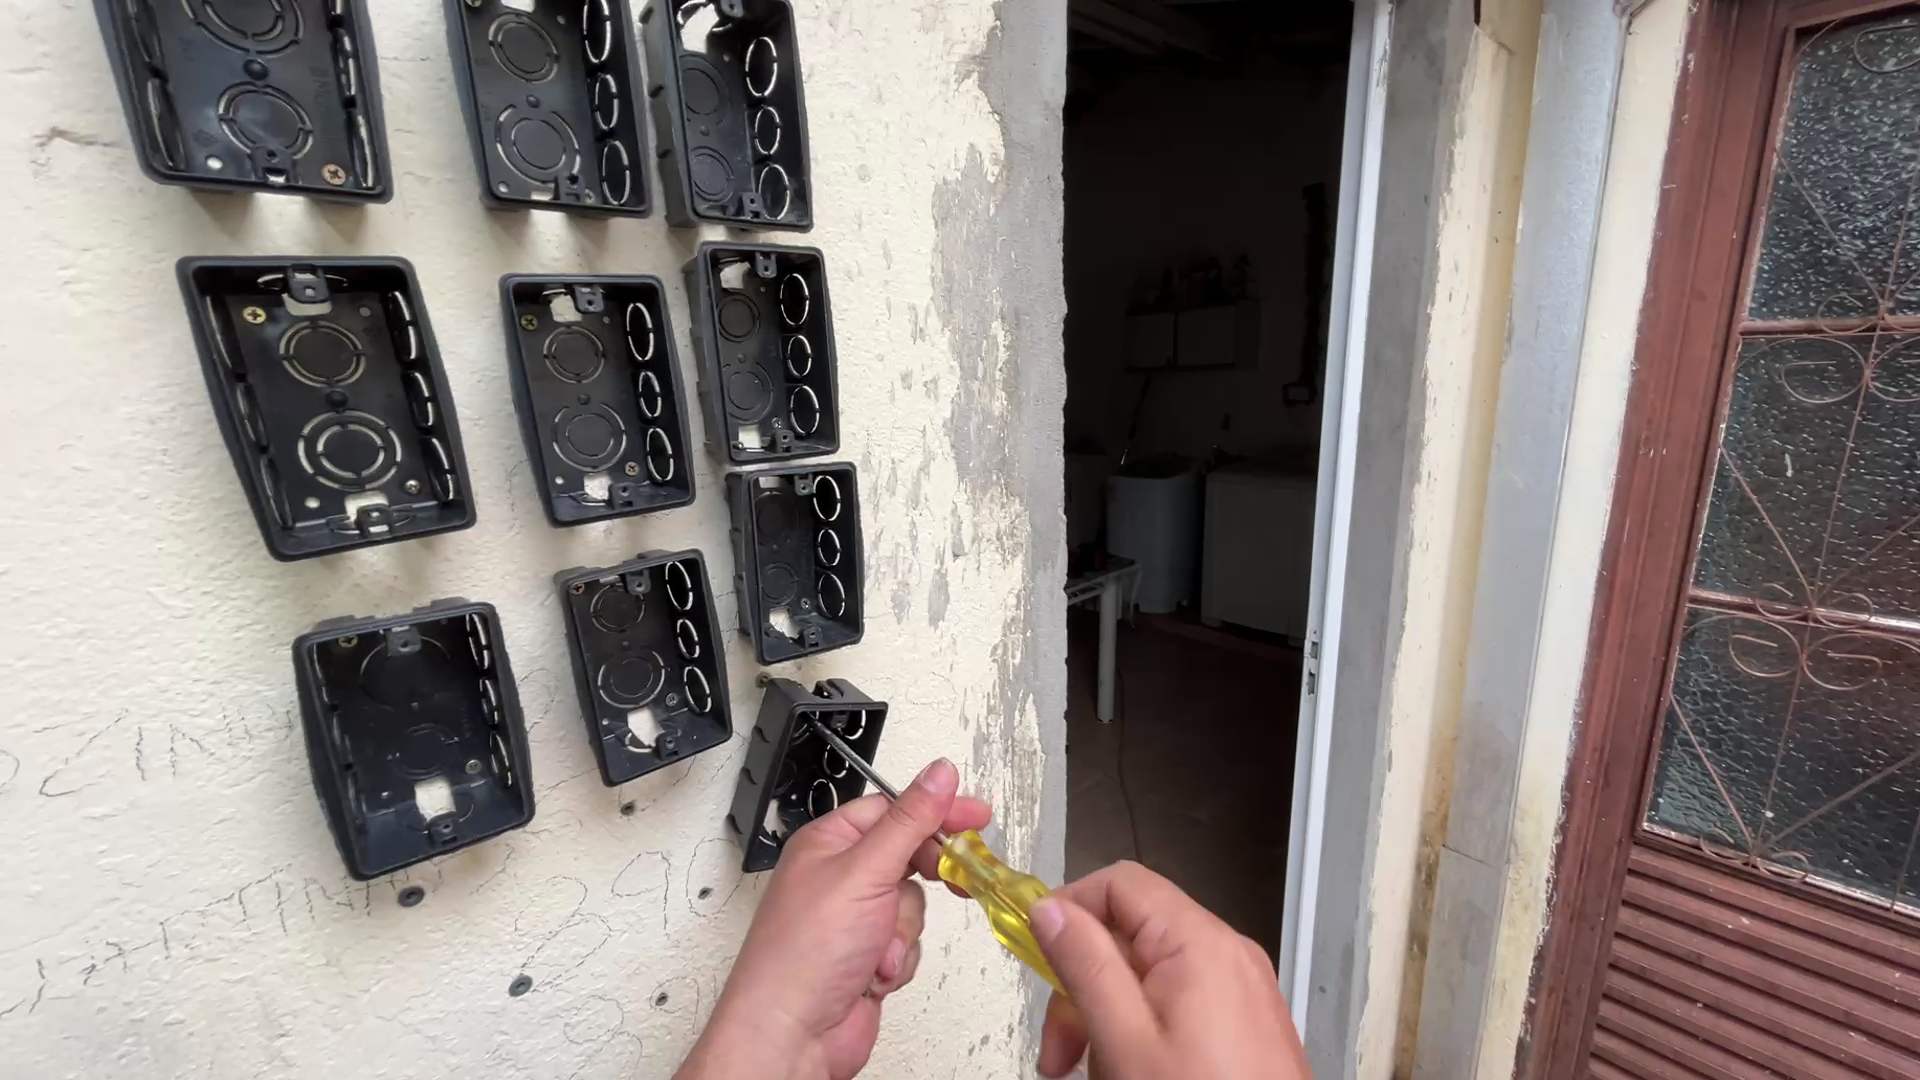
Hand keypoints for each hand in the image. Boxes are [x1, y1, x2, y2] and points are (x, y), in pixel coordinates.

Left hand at [676, 759, 990, 1079]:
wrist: (791, 1040)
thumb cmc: (802, 955)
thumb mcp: (866, 872)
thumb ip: (910, 821)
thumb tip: (938, 774)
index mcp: (830, 840)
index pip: (894, 807)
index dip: (935, 810)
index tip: (975, 816)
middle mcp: (841, 874)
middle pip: (908, 853)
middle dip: (924, 876)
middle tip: (955, 878)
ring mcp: (855, 916)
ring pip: (912, 900)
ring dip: (903, 928)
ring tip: (879, 946)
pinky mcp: (868, 953)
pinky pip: (907, 939)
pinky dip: (899, 958)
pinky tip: (874, 972)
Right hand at [1031, 861, 1309, 1078]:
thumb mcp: (1125, 1042)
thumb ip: (1085, 965)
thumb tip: (1047, 907)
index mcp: (1200, 939)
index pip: (1119, 883)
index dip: (1071, 906)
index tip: (1037, 956)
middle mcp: (1226, 950)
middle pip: (1131, 931)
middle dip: (1083, 979)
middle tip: (1057, 1052)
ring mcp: (1241, 987)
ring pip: (1149, 971)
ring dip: (1106, 1010)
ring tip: (1085, 1070)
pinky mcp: (1247, 1023)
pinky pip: (1178, 1000)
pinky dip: (1143, 1025)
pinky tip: (1130, 1070)